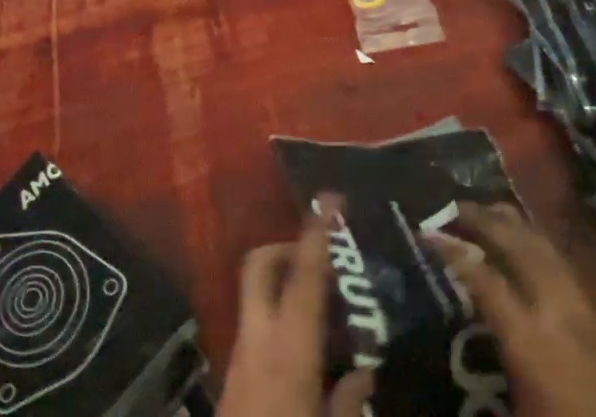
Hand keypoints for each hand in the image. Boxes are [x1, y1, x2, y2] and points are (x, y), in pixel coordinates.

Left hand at [218, 195, 375, 416]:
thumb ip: (348, 400)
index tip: (330, 200)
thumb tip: (364, 374)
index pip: (304, 275)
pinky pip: (256, 324)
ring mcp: (239, 354)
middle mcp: (257, 338)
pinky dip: (279, 316)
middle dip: (288, 248)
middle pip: (260, 265)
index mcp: (289, 347)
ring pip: (256, 294)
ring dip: (284, 283)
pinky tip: (308, 346)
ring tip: (325, 303)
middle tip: (324, 257)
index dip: (318, 235)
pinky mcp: (232, 375)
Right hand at [430, 202, 595, 416]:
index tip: (426, 232)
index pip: (486, 280)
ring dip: (514, 224)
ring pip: (546, 249)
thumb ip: (482, 376)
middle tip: (453, 206)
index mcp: (529, 340)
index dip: (453, 252)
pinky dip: (538, 242)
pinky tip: (526, 240)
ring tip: (487, 210)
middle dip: (486, 220)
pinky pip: (563, 263)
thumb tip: (448, 351)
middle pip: (520, 248)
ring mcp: (582, 310)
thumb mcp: (514, 415)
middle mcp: (556, 312)